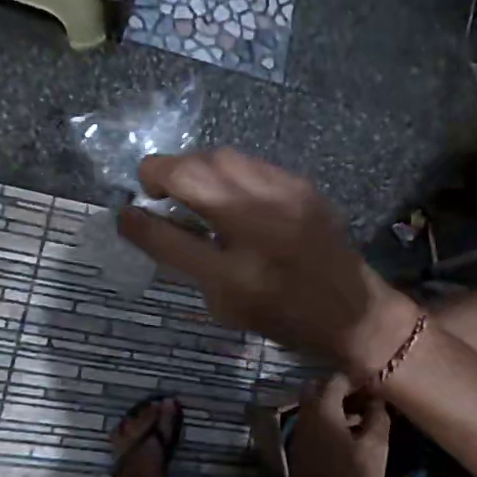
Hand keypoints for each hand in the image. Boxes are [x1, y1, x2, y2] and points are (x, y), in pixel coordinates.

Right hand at [118, 149, 421, 377]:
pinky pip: (252, 163)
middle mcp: (258, 229)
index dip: (137, 222)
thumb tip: (154, 226)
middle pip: (192, 175)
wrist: (352, 309)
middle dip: (159, 173)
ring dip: (194, 165)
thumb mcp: (229, 308)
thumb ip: (190, 266)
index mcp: (235, 275)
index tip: (124, 212)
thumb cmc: (286, 319)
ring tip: (187, 182)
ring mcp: (285, 200)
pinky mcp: (303, 187)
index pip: (169, 238)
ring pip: (221, 157)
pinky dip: (229, 170)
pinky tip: (228, 186)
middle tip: (152, 187)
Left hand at [286, 375, 391, 476]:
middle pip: (319, 389)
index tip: (379, 382)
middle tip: (369, 397)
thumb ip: (377, 418)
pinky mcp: (300, 453)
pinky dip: (331, 421)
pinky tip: (353, 435)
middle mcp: (305, 418)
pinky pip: (314, 425)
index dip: (359, 377)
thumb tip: (378, 399)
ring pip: (315, 407)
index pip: (337, 379)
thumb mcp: (375, 450)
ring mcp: (299, 436)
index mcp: (322, 411)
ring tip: (367, 415)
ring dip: (337, 405)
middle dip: (343, 388)